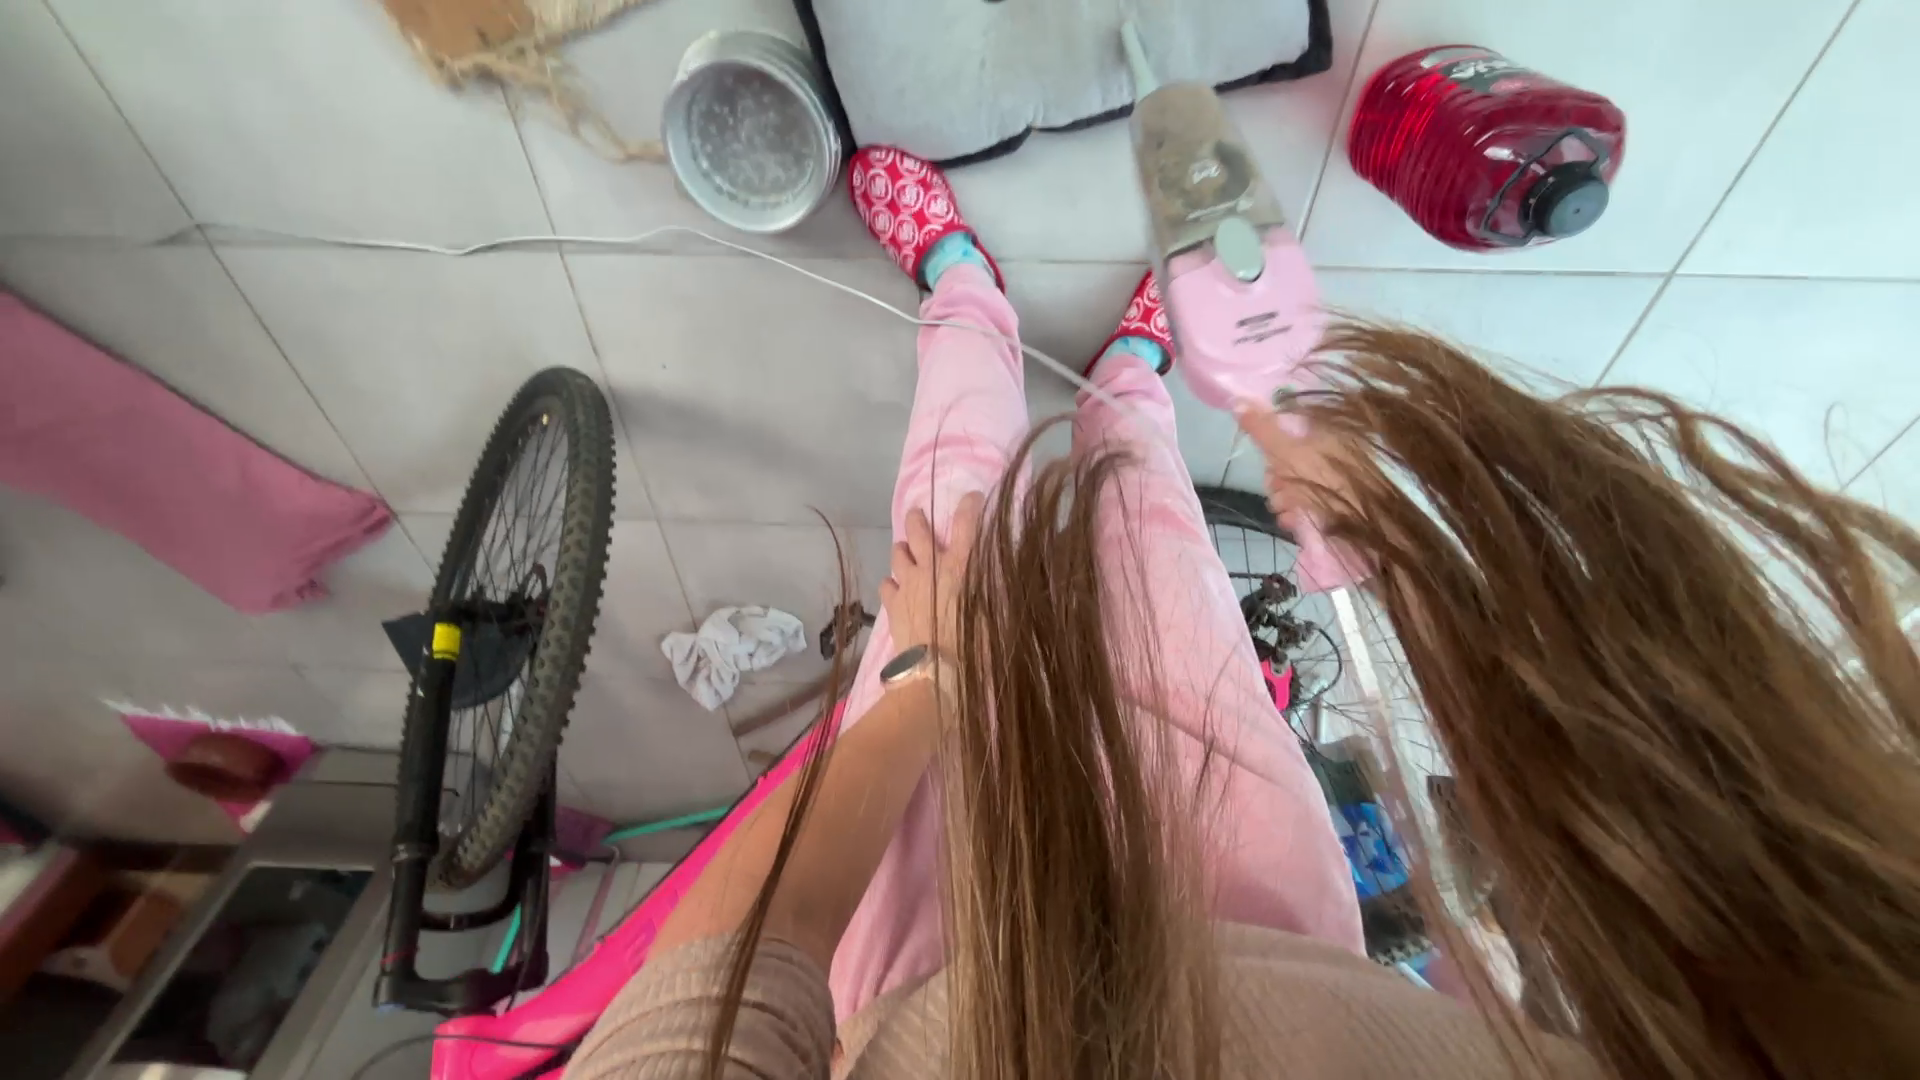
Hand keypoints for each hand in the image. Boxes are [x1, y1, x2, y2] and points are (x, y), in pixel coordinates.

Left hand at [879, 491, 984, 650]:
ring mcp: (907, 584)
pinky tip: (898, 589)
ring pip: (898, 553)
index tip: (973, 497)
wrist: (935, 675)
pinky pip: (887, 584)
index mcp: (961, 566)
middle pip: (919, 531)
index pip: (966, 523)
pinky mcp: (892, 604)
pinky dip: (893, 583)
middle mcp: (931, 567)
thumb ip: (992, 590)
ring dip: (903, 550)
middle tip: (919, 515)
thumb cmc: (974, 647)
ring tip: (906, 552)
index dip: (969, 506)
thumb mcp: (995, 615)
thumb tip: (996, 579)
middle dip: (919, 519)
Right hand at [1233, 401, 1355, 533]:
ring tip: (1290, 509)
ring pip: (1292, 487)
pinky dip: (1294, 513)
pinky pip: (1302, 506)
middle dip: (1277, 481)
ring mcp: (1332, 482)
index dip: (1272, 448)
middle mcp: (1330, 455)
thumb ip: (1262, 429)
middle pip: (1286, 464)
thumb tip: (1237, 401)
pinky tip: (1294, 519)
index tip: (1269, 461)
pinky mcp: (1330, 507)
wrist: (1360, 521)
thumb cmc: (1325, 479)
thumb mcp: (1289, 450)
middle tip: (1281, 489)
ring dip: (1283, 500)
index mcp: (1326, 434)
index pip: (1288, 434)